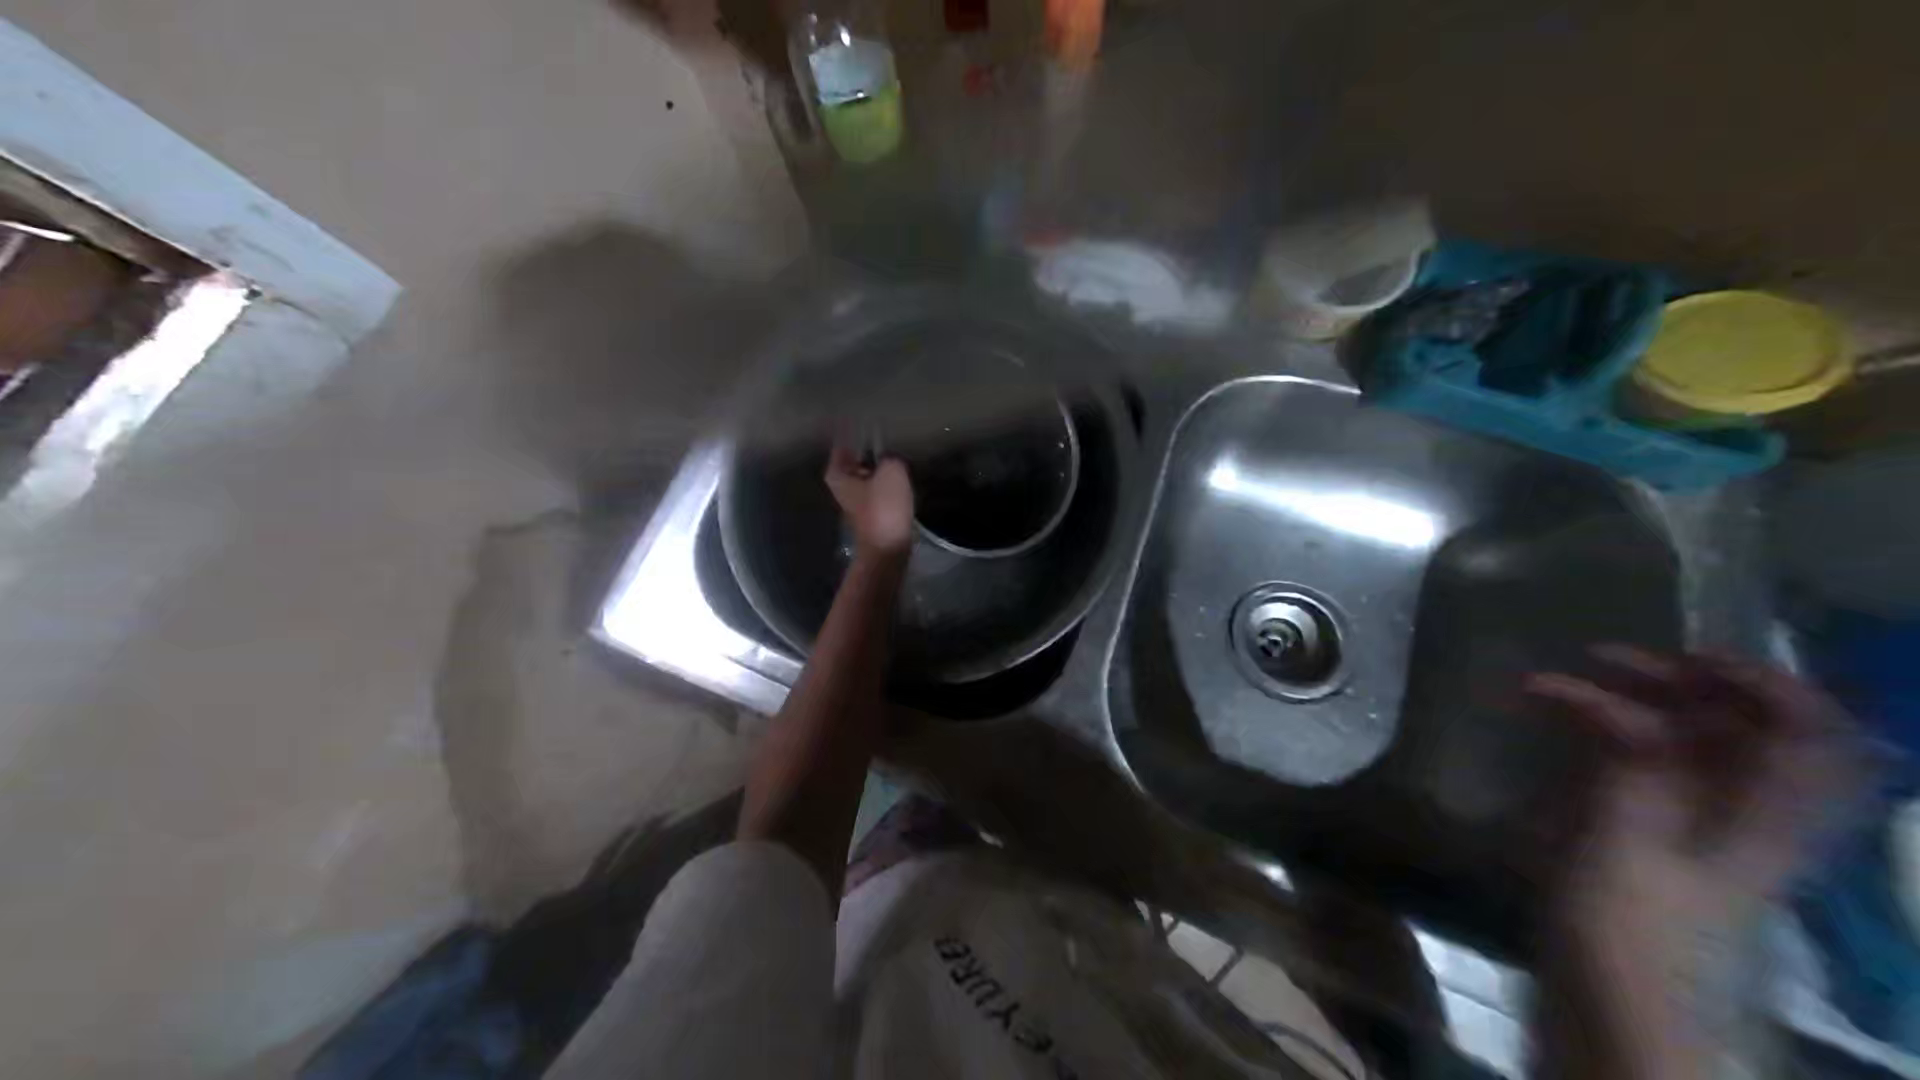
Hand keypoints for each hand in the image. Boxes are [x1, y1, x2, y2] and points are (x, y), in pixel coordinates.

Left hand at [825, 442, 914, 558]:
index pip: (841, 447)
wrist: (888, 548)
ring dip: (879, 469)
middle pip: (854, 463)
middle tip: (883, 439)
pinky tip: (900, 481)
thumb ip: (889, 457)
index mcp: (838, 475)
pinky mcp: (871, 515)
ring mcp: (856, 504)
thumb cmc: (884, 506)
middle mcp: (842, 488)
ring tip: (896, 458)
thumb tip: (889, 458)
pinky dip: (887, 486)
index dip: (852, 435)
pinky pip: (878, 492)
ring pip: (867, 478)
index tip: (864, 424)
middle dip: (867, 452)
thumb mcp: (891, 471)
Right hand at [1527, 647, 1856, 931]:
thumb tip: (1628, 706)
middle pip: (1746, 729)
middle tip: (1602, 660)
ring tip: (1560, 686)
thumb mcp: (1624, 848)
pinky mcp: (1655, 833)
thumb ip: (1634, 773)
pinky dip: (1609, 733)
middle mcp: (1745, 813)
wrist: (1614, 1004)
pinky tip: (1560, 726)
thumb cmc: (1624, 931)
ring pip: (1691, 742)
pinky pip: (1647, 763)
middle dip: (1680, 682)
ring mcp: (1699, 824)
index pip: (1809, 736)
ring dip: (1636, 703)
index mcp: (1763, 820)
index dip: (1763, 684)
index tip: (1685, 654)